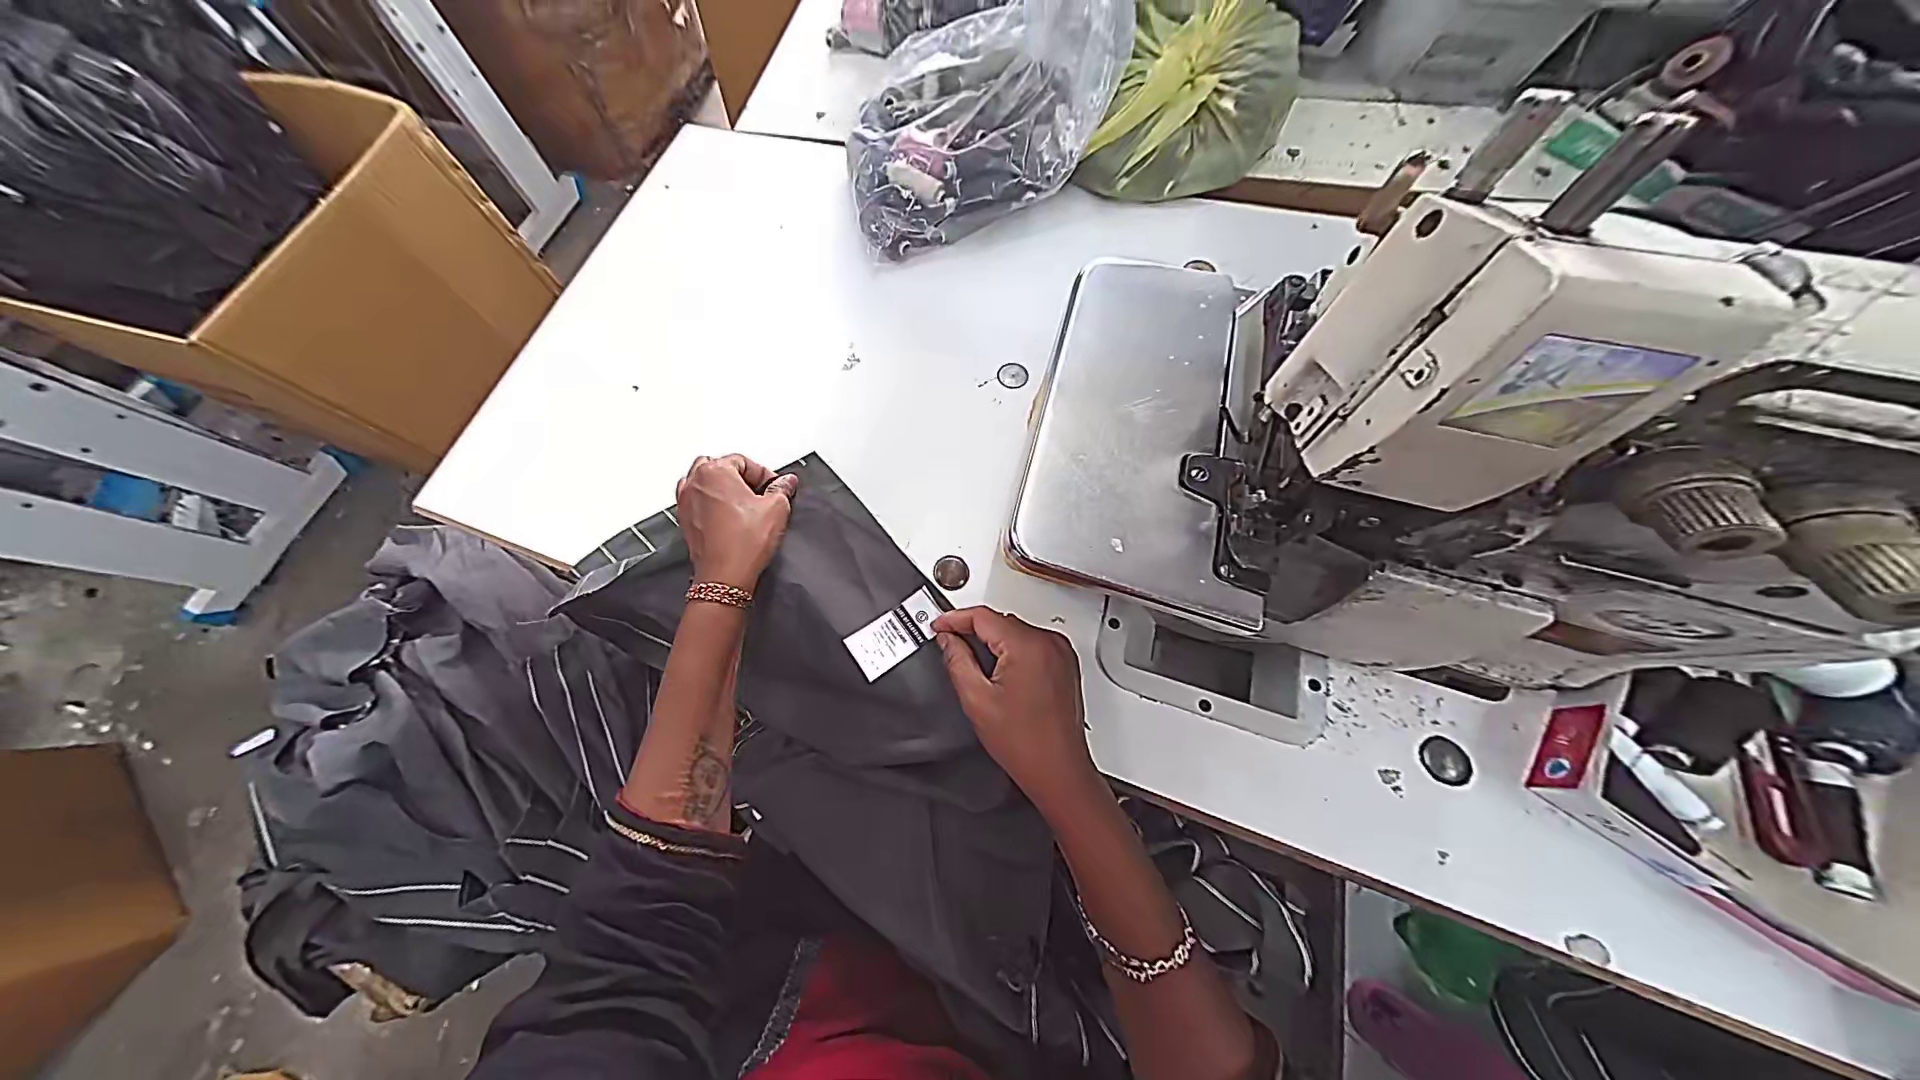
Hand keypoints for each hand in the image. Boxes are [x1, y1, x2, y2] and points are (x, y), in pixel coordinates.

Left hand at [675, 454, 797, 590]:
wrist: (724, 575)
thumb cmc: (743, 543)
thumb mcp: (776, 509)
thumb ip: (782, 489)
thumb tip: (786, 482)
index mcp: (715, 471)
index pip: (743, 460)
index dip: (764, 474)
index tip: (775, 487)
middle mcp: (694, 482)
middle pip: (720, 467)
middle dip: (741, 478)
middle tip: (760, 493)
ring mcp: (686, 501)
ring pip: (706, 484)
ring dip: (724, 489)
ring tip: (743, 505)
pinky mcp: (685, 520)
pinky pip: (699, 502)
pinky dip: (712, 504)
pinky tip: (729, 518)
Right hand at [932, 607, 1099, 809]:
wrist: (1058, 770)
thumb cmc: (1027, 744)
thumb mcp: (977, 700)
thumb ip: (957, 661)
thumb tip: (948, 639)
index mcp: (1028, 646)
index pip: (983, 616)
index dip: (954, 618)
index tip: (940, 625)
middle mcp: (1050, 643)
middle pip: (1001, 621)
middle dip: (973, 631)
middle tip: (950, 644)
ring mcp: (1061, 652)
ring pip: (1016, 631)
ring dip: (994, 641)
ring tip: (976, 666)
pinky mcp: (1065, 663)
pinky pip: (1032, 644)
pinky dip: (1013, 651)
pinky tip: (1001, 674)